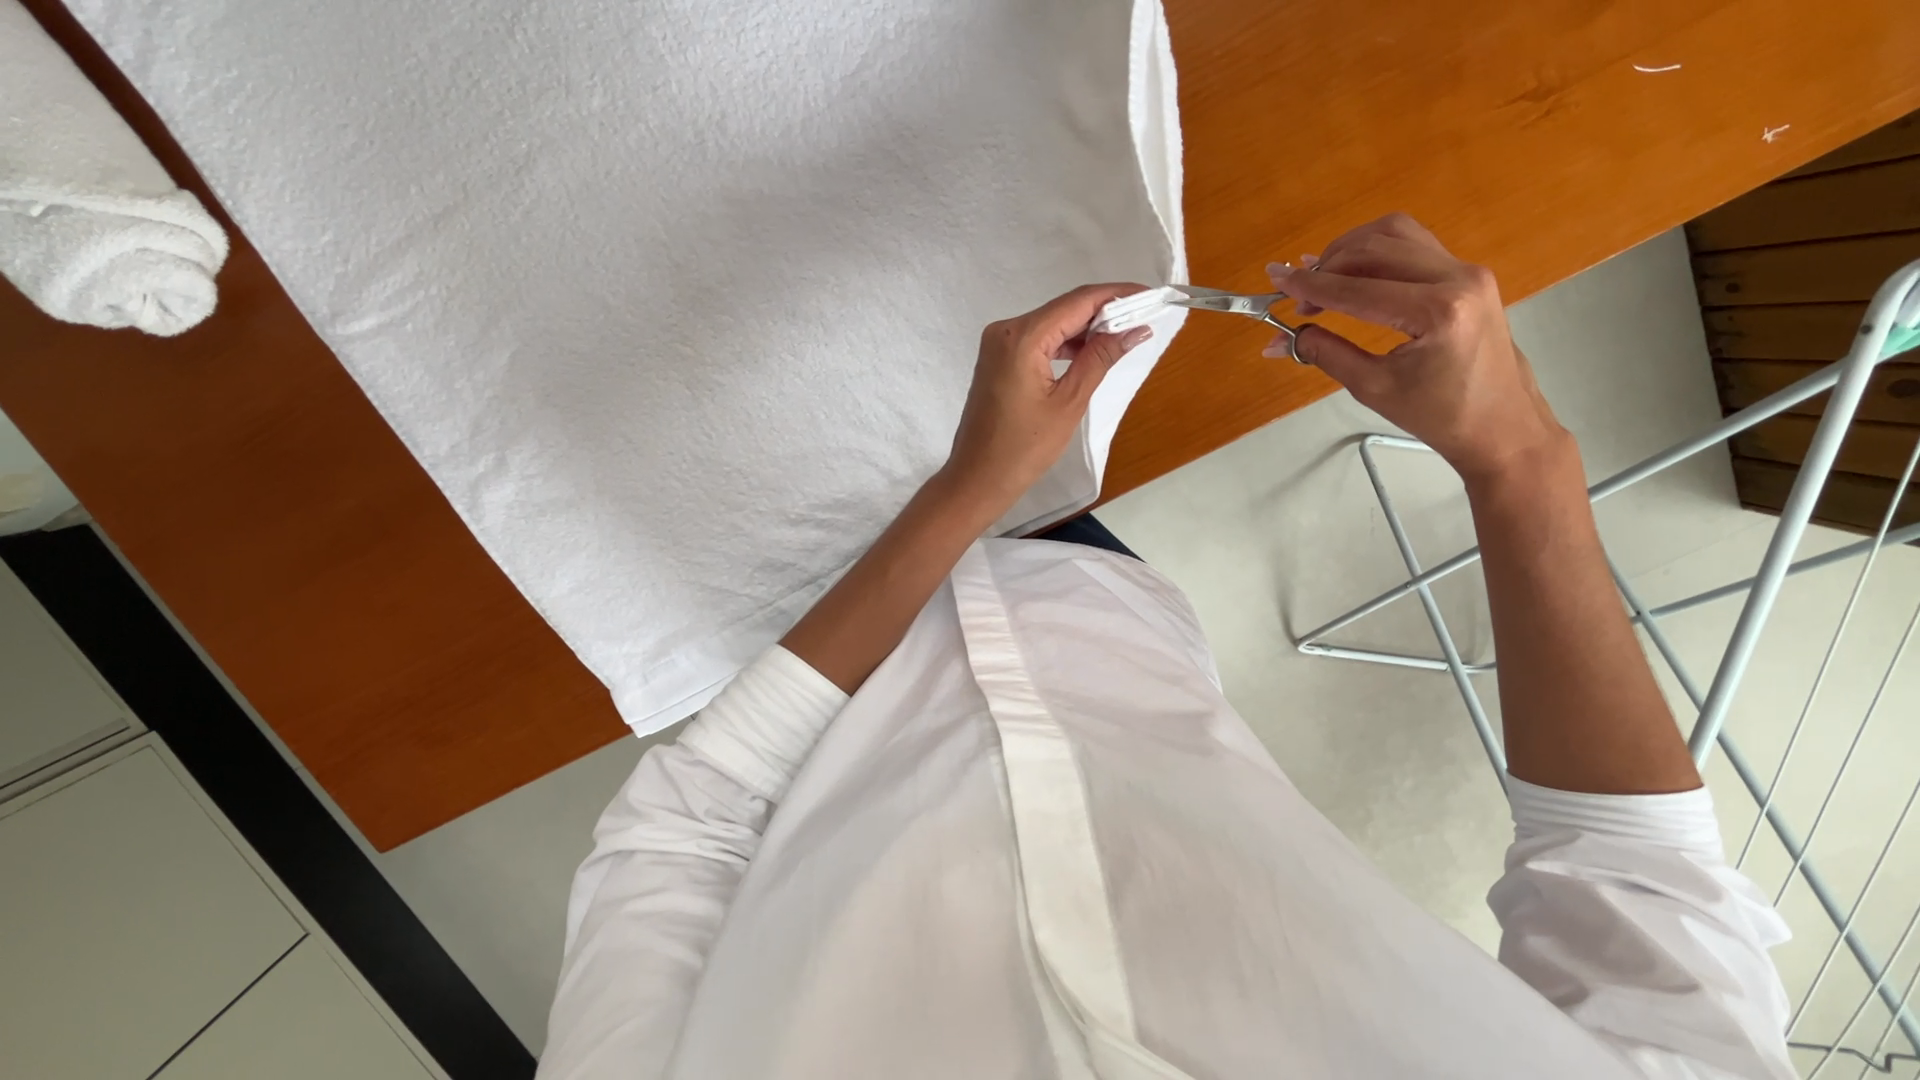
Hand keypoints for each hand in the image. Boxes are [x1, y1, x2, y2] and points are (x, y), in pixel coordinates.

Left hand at [940, 283, 1153, 514]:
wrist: (978, 477)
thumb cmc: (1023, 448)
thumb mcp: (1070, 402)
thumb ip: (1101, 358)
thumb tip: (1135, 329)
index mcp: (1022, 337)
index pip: (1078, 301)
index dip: (1117, 295)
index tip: (1150, 296)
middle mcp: (1006, 330)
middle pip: (1064, 308)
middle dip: (1105, 311)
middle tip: (1143, 318)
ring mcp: (998, 343)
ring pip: (1052, 323)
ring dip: (1086, 328)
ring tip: (1124, 337)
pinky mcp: (998, 358)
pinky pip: (1038, 339)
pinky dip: (1065, 343)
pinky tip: (1091, 352)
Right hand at [1269, 214, 1569, 484]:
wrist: (1501, 423)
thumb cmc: (1439, 415)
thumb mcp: (1373, 387)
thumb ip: (1324, 354)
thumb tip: (1277, 341)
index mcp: (1438, 312)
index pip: (1358, 288)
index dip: (1310, 286)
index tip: (1274, 281)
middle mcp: (1457, 278)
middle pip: (1375, 247)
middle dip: (1327, 267)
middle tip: (1295, 295)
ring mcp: (1466, 270)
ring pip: (1395, 234)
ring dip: (1350, 251)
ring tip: (1321, 279)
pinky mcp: (1466, 272)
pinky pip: (1412, 245)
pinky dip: (1374, 252)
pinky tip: (1351, 273)